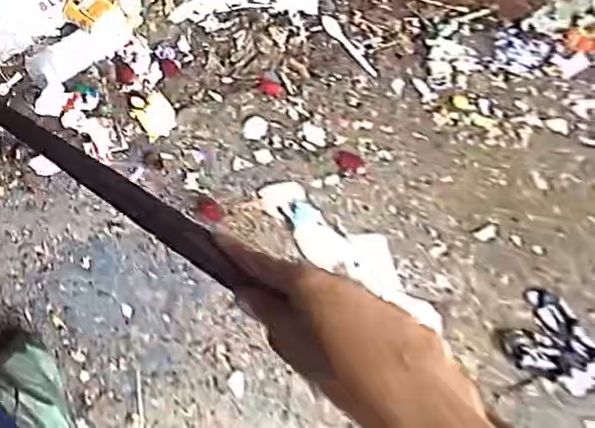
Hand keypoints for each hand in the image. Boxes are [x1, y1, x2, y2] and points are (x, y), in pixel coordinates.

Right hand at [220, 236, 492, 427]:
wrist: (432, 419)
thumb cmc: (358, 385)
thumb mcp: (295, 351)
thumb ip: (270, 317)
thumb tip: (252, 298)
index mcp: (311, 283)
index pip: (261, 262)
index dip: (236, 252)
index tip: (220, 242)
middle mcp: (348, 285)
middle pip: (305, 280)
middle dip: (288, 290)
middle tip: (270, 304)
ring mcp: (388, 307)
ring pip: (344, 299)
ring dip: (327, 310)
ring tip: (320, 337)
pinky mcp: (419, 331)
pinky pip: (377, 319)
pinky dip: (362, 327)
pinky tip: (362, 352)